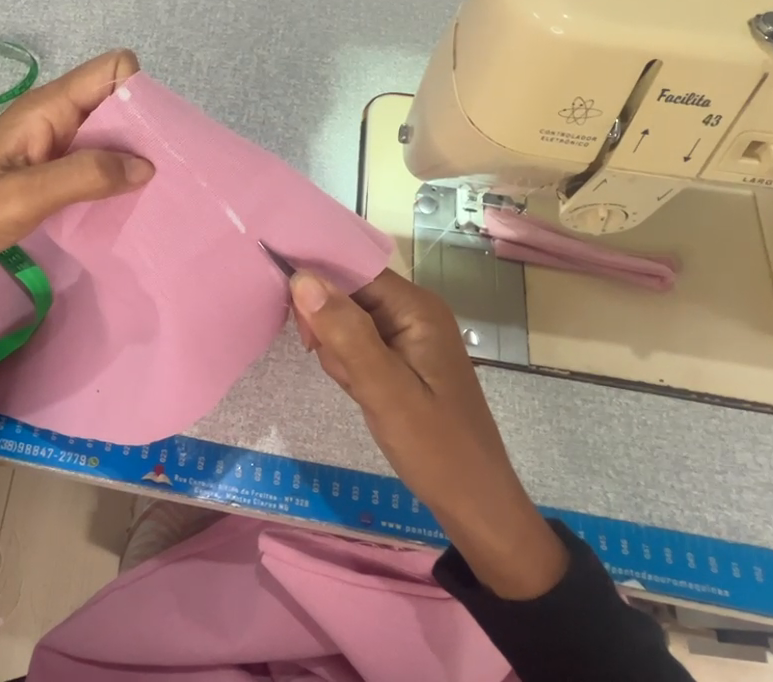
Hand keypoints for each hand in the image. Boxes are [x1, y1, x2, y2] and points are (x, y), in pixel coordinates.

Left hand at [0, 49, 154, 292]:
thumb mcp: (23, 196)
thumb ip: (84, 176)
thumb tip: (146, 165)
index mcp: (45, 108)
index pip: (113, 69)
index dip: (142, 93)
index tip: (159, 138)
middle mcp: (52, 118)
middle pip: (116, 103)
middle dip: (144, 129)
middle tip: (166, 174)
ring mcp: (48, 148)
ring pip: (106, 136)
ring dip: (130, 158)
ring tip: (153, 193)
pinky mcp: (44, 175)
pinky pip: (89, 165)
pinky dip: (110, 179)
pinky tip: (121, 204)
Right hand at [291, 269, 567, 598]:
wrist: (474, 503)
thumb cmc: (435, 447)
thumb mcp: (384, 389)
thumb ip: (343, 332)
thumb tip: (301, 278)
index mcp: (416, 307)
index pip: (352, 269)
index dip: (319, 285)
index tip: (298, 321)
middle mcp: (413, 311)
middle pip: (347, 294)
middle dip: (330, 328)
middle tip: (344, 370)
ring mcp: (408, 336)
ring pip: (347, 322)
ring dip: (339, 353)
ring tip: (359, 389)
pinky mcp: (402, 360)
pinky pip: (358, 346)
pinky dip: (349, 367)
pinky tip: (362, 393)